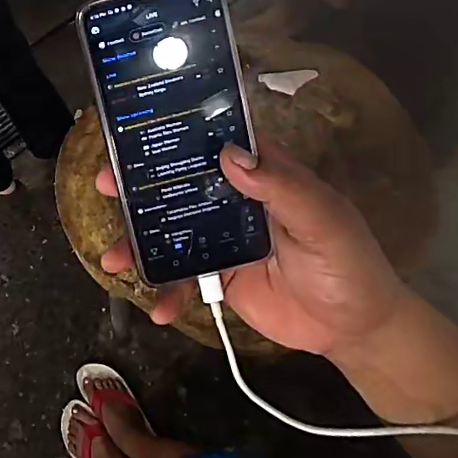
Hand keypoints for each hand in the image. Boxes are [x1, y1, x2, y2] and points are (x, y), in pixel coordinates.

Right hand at [96, 145, 415, 356]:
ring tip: (114, 259)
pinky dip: (167, 293)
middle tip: (105, 184)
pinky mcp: (221, 276)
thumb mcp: (322, 220)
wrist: (352, 328)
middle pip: (184, 184)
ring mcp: (225, 239)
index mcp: (265, 174)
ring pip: (174, 231)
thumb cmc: (348, 263)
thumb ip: (281, 187)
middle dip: (142, 185)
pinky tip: (158, 309)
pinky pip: (184, 279)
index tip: (138, 129)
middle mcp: (238, 200)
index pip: (219, 141)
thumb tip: (229, 153)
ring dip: (141, 243)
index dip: (181, 132)